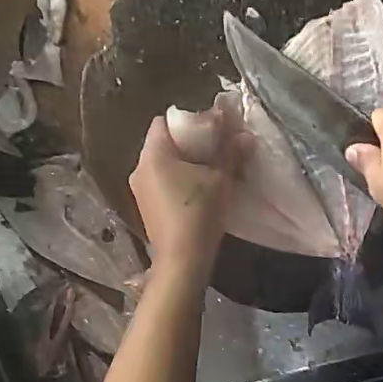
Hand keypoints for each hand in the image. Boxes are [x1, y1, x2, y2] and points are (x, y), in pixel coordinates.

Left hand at [130, 112, 251, 276]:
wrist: (182, 260)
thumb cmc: (199, 213)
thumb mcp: (221, 179)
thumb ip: (231, 152)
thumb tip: (244, 135)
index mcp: (152, 155)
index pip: (164, 122)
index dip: (187, 121)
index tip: (209, 131)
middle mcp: (138, 168)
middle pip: (161, 143)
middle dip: (187, 143)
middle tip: (213, 150)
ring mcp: (138, 190)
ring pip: (160, 164)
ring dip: (182, 164)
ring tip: (208, 172)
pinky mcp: (144, 207)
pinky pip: (159, 182)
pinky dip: (175, 181)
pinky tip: (196, 192)